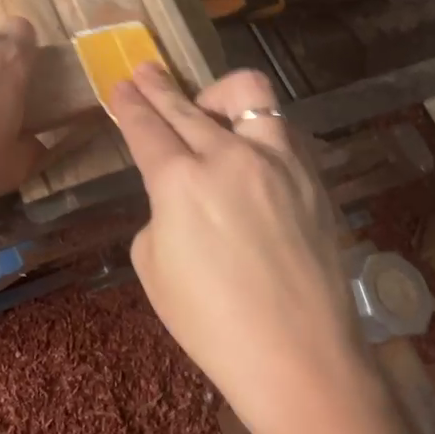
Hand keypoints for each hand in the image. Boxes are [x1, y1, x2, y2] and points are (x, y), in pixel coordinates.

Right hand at [111, 65, 363, 430]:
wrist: (299, 359)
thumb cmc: (209, 322)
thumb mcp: (152, 265)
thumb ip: (160, 213)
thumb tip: (181, 198)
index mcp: (179, 182)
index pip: (146, 127)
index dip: (128, 105)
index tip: (120, 87)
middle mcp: (228, 158)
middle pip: (186, 106)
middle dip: (159, 87)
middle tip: (144, 74)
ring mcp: (279, 164)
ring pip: (248, 95)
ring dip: (218, 94)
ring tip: (207, 106)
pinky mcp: (314, 179)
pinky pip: (282, 129)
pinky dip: (259, 126)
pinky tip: (250, 146)